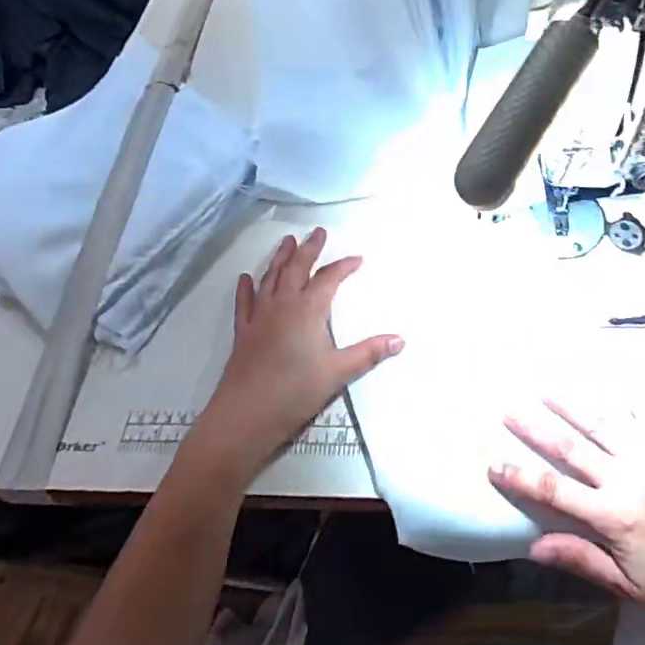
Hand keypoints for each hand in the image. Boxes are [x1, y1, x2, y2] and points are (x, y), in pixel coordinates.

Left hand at [185, 228, 402, 486]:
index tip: (357, 258)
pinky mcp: (243, 331)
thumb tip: (401, 339)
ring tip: (287, 241)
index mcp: (308, 310)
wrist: (246, 413)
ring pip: (270, 278)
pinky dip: (246, 287)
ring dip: (280, 258)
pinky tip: (245, 277)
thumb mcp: (338, 373)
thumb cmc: (296, 392)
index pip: (328, 279)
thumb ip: (369, 354)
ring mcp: (259, 317)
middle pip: (296, 269)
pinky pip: (245, 302)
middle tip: (318, 231)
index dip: (343, 266)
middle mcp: (282, 305)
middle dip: (309, 249)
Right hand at [489, 398, 644, 644]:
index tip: (494, 463)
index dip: (520, 477)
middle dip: (538, 428)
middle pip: (574, 447)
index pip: (555, 491)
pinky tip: (615, 389)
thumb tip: (534, 547)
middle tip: (510, 410)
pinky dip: (629, 403)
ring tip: (549, 389)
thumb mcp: (632, 587)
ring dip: (575, 405)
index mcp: (616, 516)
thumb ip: (582, 559)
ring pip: (607, 424)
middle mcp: (631, 479)